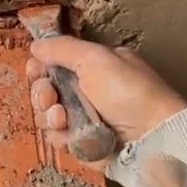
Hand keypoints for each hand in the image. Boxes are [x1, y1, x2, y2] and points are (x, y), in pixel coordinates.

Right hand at [25, 37, 186, 153]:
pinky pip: (56, 138)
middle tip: (51, 98)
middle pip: (43, 90)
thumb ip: (63, 48)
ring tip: (63, 119)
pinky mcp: (81, 142)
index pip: (52, 64)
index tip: (37, 71)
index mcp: (91, 66)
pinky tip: (70, 134)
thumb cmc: (127, 92)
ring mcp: (82, 118)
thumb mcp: (96, 59)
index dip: (39, 68)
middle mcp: (84, 91)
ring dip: (49, 116)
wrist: (151, 136)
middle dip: (42, 93)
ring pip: (46, 116)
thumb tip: (35, 44)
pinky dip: (60, 136)